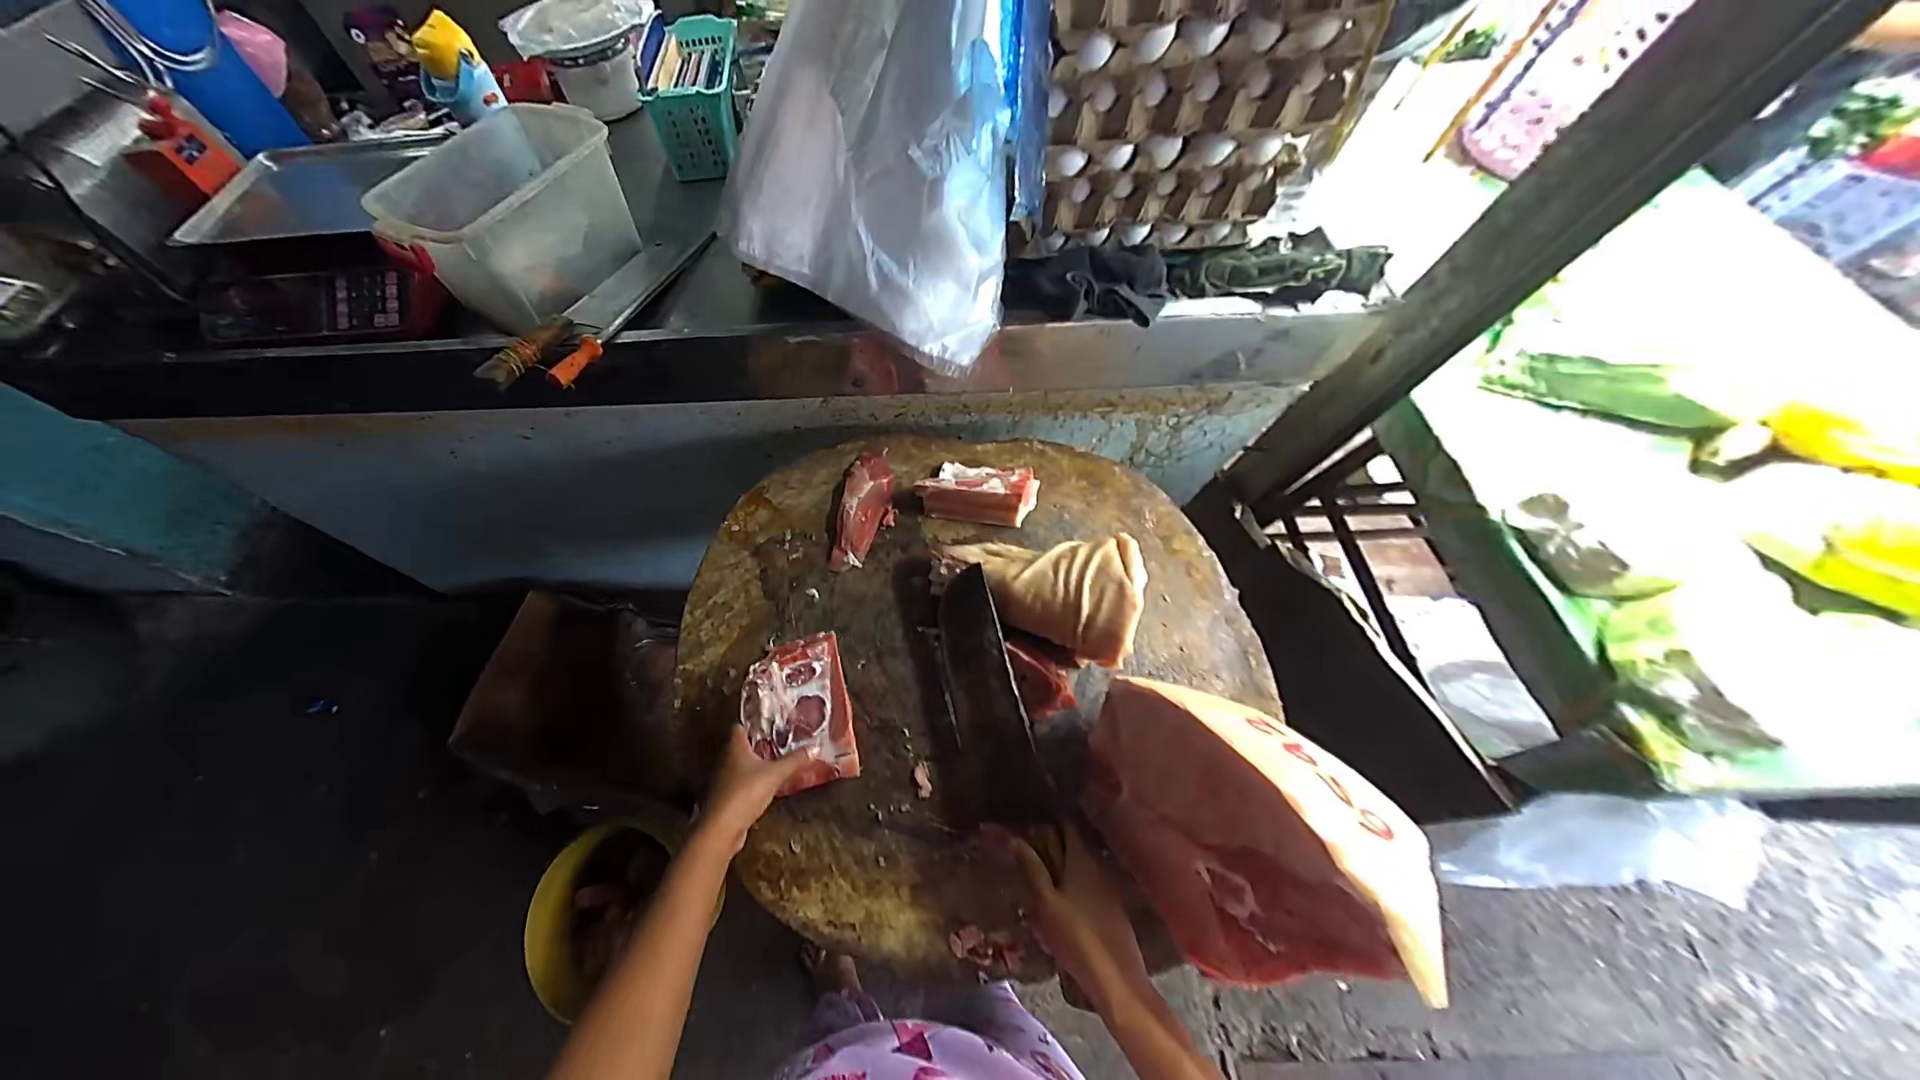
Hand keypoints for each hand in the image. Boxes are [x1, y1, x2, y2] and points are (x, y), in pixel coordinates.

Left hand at [700, 728, 811, 849]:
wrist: (721, 829)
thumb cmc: (745, 792)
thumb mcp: (775, 774)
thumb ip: (795, 760)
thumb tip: (815, 747)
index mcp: (735, 747)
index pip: (740, 727)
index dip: (754, 722)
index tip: (772, 721)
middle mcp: (727, 760)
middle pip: (743, 746)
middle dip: (760, 743)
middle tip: (782, 740)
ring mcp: (725, 779)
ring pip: (743, 765)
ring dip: (758, 763)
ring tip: (780, 761)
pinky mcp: (727, 797)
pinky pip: (743, 782)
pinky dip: (755, 781)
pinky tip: (770, 784)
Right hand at [1006, 823, 1150, 1004]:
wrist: (1116, 980)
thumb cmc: (1076, 936)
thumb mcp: (1045, 902)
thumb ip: (1032, 868)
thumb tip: (1015, 839)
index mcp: (1083, 857)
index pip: (1066, 824)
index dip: (1046, 822)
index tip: (1027, 825)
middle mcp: (1100, 864)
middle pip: (1073, 843)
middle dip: (1050, 845)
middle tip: (1025, 854)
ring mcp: (1110, 886)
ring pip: (1080, 865)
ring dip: (1060, 867)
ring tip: (1038, 878)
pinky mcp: (1113, 907)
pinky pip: (1088, 884)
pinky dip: (1073, 885)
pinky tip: (1060, 902)